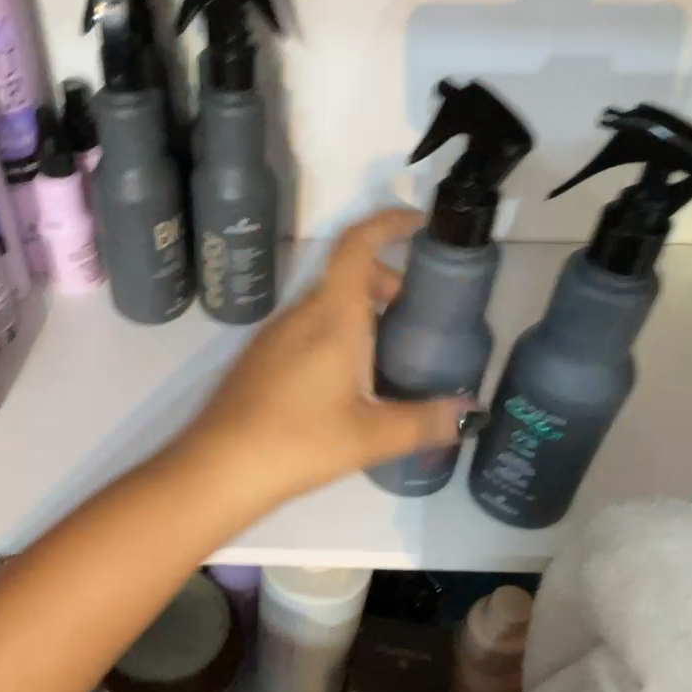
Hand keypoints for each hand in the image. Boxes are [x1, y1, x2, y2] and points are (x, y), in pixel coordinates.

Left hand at [172, 208, 476, 502]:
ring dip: (359, 314)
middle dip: (385, 283)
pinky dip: (333, 336)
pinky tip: (343, 386)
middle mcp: (299, 315)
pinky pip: (304, 330)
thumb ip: (425, 422)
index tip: (418, 225)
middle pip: (346, 277)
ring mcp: (272, 337)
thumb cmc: (298, 443)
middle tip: (415, 320)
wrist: (217, 469)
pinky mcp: (256, 361)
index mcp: (331, 316)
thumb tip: (473, 415)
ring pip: (324, 306)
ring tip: (387, 359)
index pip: (357, 244)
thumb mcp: (371, 437)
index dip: (388, 223)